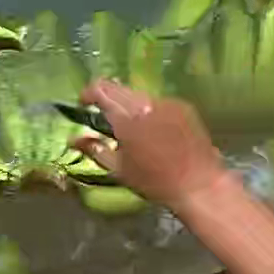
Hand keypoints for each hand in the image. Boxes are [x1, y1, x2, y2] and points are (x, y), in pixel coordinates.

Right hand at [69, 79, 226, 208]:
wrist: (199, 185)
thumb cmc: (153, 180)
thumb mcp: (118, 168)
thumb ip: (94, 149)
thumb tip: (74, 140)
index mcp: (127, 116)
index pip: (101, 89)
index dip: (88, 93)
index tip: (83, 104)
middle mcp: (146, 102)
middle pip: (119, 88)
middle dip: (107, 98)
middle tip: (102, 116)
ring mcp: (168, 102)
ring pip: (138, 94)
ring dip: (127, 104)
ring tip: (127, 125)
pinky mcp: (184, 107)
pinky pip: (157, 102)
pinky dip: (147, 110)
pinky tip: (151, 129)